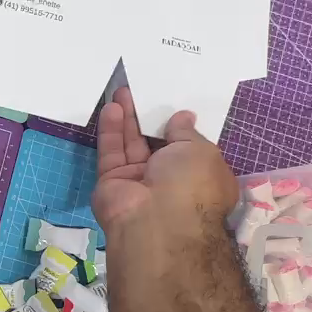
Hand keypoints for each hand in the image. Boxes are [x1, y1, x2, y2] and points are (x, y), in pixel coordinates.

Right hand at [92, 87, 238, 242]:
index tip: (172, 106)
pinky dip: (111, 131)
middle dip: (148, 117)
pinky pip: (111, 152)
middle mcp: (168, 179)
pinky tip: (111, 109)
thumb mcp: (201, 150)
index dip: (179, 127)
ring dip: (127, 119)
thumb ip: (186, 132)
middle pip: (154, 142)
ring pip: (130, 144)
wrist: (156, 220)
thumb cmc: (191, 183)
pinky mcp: (111, 181)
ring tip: (122, 91)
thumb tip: (182, 117)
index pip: (188, 148)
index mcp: (199, 175)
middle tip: (141, 92)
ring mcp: (137, 180)